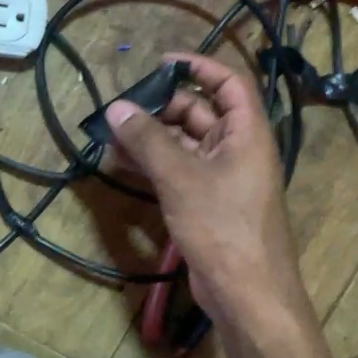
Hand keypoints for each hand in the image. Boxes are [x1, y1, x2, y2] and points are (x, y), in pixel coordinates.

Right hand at [103, 53, 306, 322]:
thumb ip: (148, 140)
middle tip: (121, 108)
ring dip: (151, 138)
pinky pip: (178, 171)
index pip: (229, 84)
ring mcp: (222, 179)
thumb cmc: (223, 226)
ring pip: (184, 144)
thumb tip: (116, 108)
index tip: (162, 63)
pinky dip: (152, 164)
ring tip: (110, 134)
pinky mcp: (207, 204)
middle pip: (200, 113)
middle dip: (162, 107)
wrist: (247, 294)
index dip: (199, 67)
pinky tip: (121, 163)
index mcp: (247, 134)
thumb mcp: (181, 177)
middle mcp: (237, 150)